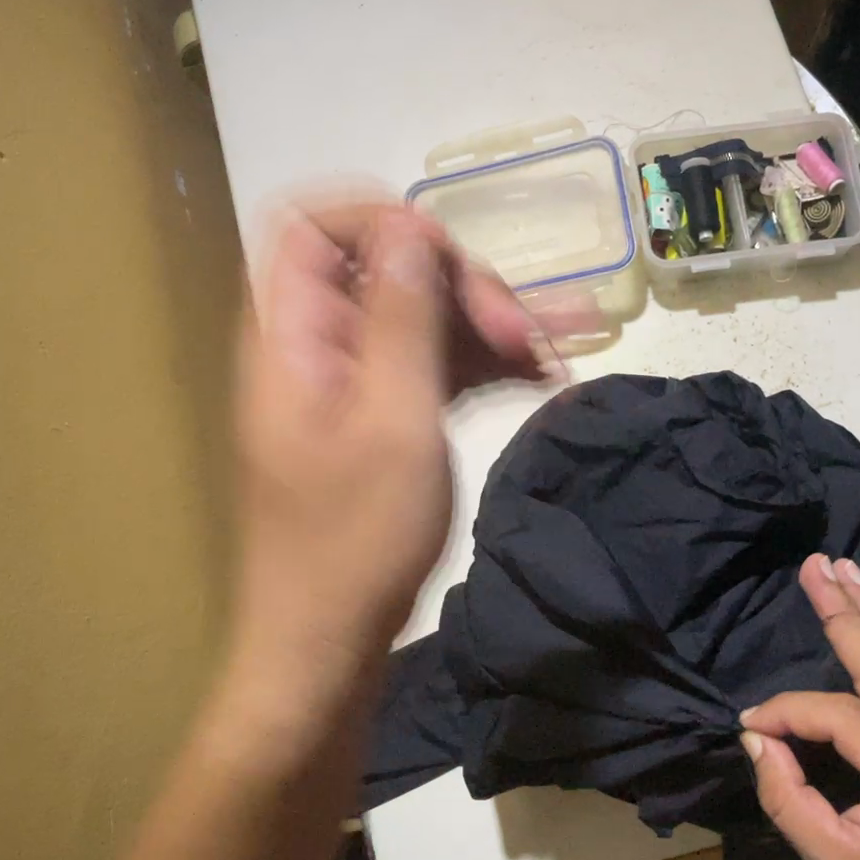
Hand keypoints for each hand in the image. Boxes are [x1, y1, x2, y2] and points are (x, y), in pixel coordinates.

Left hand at [231, 196, 562, 685]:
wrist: (328, 641)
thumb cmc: (354, 539)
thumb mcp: (392, 420)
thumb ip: (402, 316)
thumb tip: (412, 226)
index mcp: (295, 335)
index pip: (312, 225)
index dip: (381, 218)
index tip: (450, 255)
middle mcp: (321, 345)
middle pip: (390, 271)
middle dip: (465, 289)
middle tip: (526, 335)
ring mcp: (355, 382)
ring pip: (425, 319)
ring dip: (493, 328)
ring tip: (563, 349)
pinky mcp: (385, 416)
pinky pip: (438, 367)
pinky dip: (488, 368)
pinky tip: (547, 381)